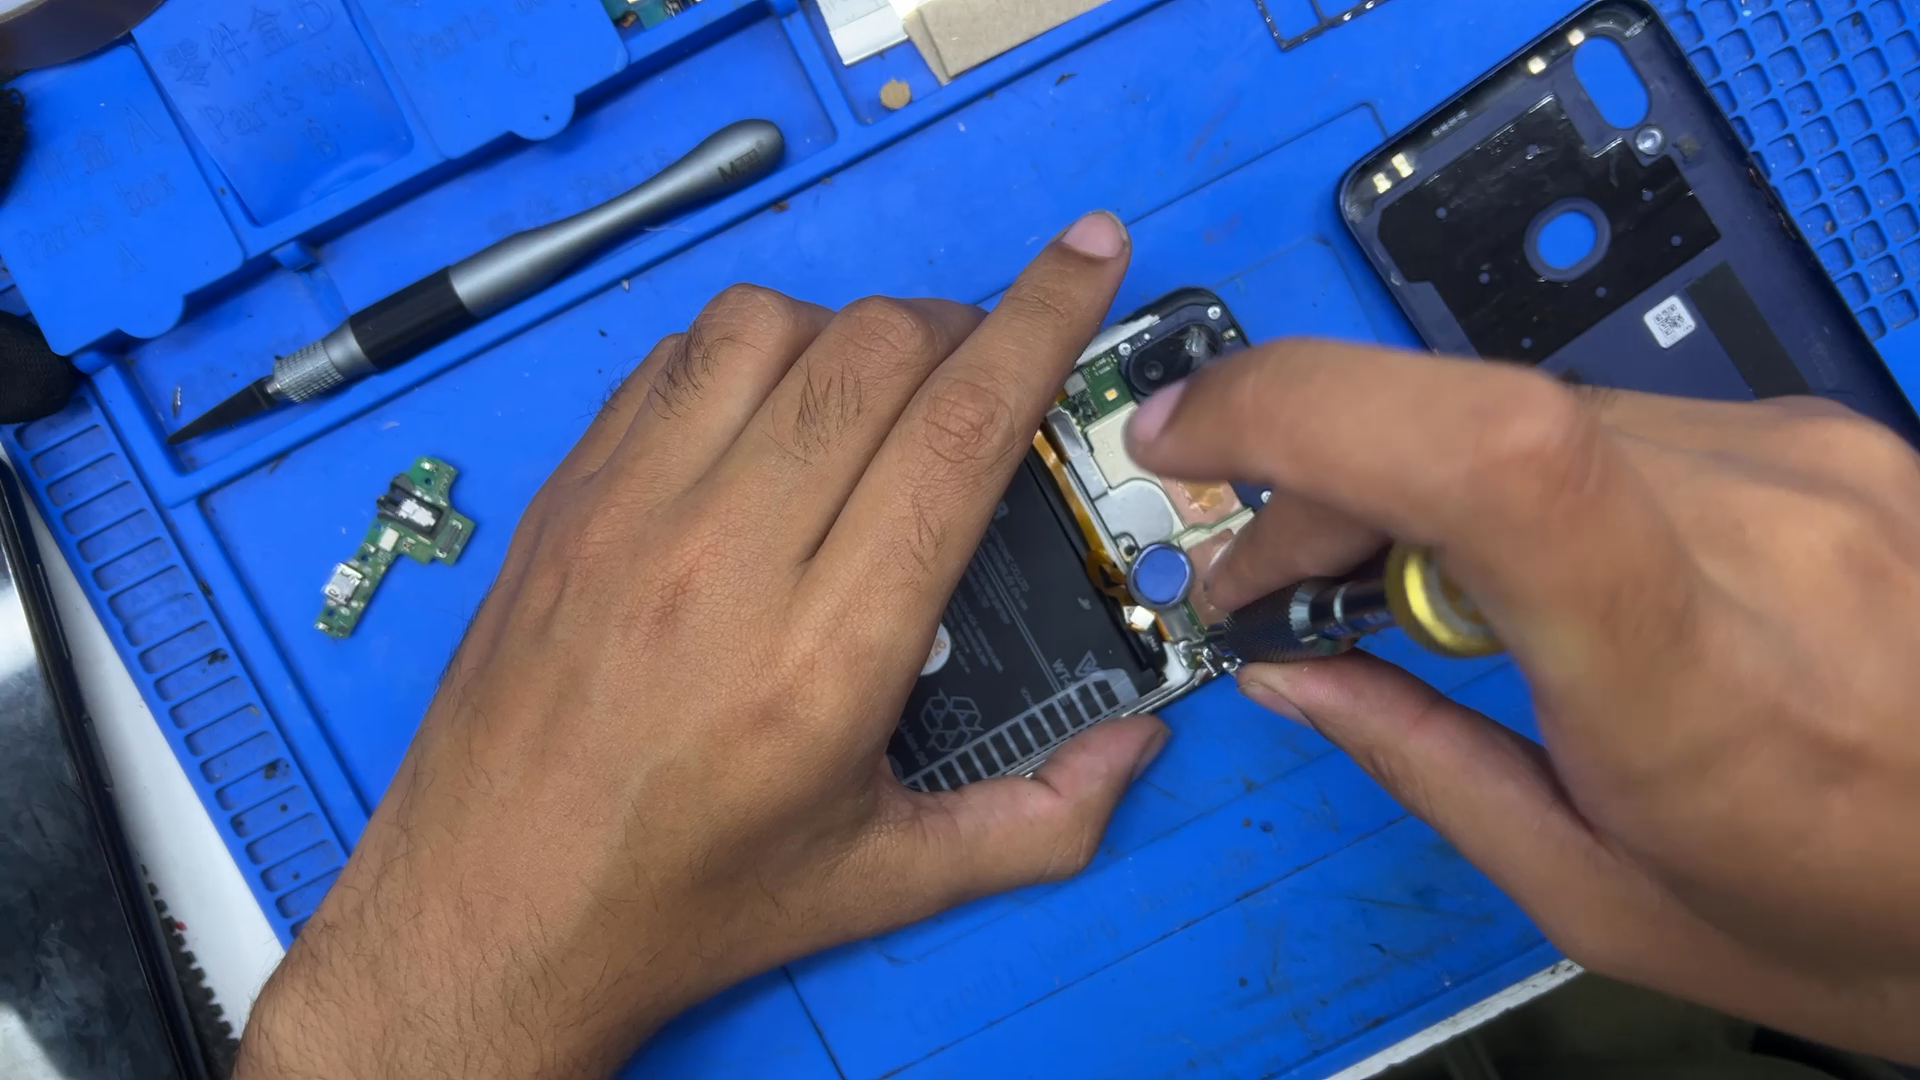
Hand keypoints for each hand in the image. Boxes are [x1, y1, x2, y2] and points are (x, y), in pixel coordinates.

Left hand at [234, 212, 1167, 1078]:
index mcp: (830, 653)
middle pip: (875, 355)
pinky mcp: (570, 491)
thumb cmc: (701, 899)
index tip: (1090, 255)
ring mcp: (631, 507)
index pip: (958, 437)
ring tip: (878, 392)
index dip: (1041, 326)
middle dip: (963, 327)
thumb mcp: (892, 881)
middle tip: (985, 369)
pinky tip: (772, 407)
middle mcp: (730, 555)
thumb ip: (1042, 822)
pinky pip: (678, 355)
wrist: (491, 912)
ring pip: (772, 325)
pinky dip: (757, 346)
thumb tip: (1141, 745)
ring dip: (856, 332)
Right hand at [1126, 342, 1919, 1061]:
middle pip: (1440, 435)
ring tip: (1346, 580)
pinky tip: (1458, 554)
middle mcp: (1750, 518)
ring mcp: (1777, 451)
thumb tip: (1277, 669)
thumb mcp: (1591, 888)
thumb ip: (1412, 760)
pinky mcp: (1778, 428)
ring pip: (1478, 421)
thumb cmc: (1844, 913)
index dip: (1300, 411)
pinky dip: (1448, 481)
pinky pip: (1546, 428)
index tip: (1174, 434)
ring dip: (1366, 490)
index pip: (1487, 463)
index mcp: (1692, 675)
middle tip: (1251, 587)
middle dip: (1296, 494)